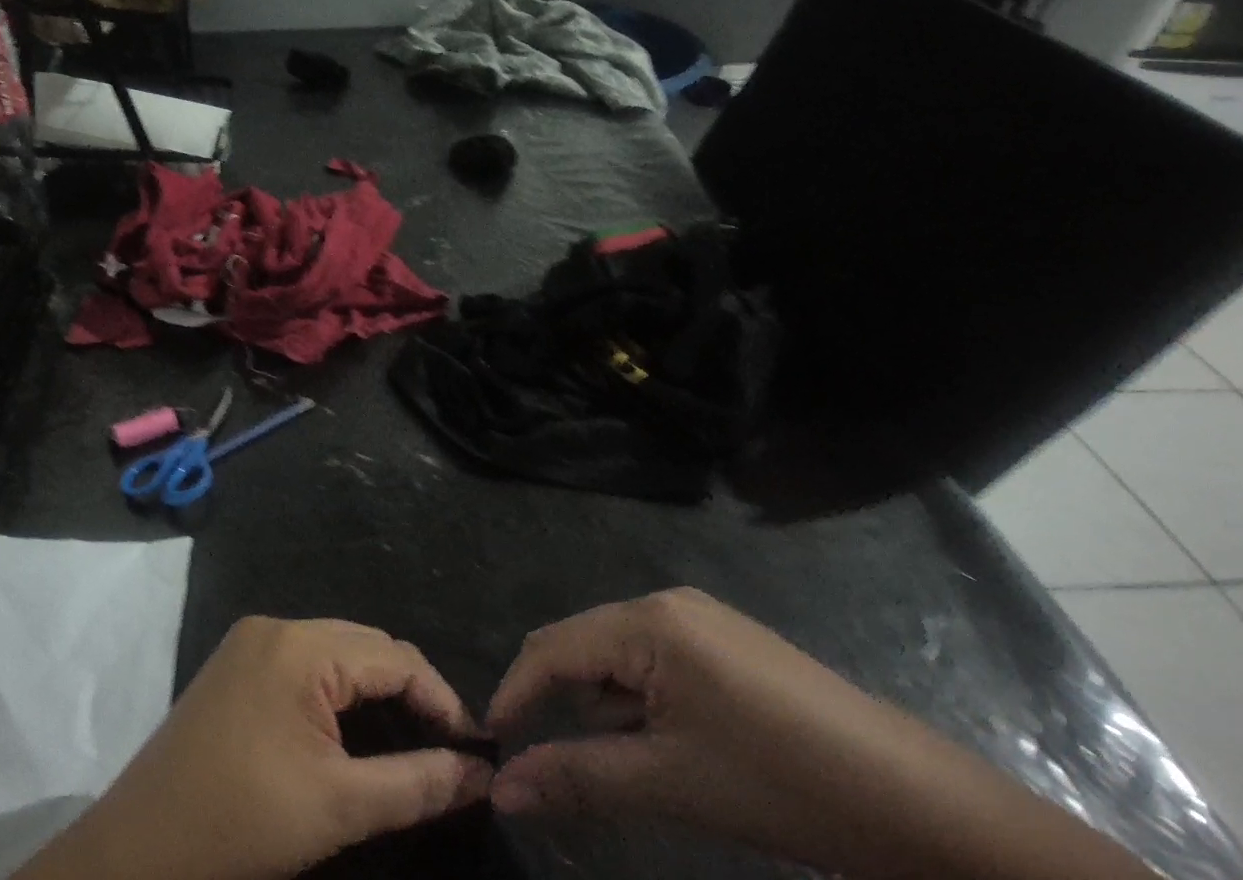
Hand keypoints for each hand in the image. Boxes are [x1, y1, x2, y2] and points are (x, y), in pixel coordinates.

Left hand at [14, 617, 492, 879]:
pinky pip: (303, 666)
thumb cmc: (241, 823)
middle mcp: (272, 628)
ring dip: (374, 694)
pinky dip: (337, 694)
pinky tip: (351, 734)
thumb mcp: (340, 806)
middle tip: (444, 750)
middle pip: (366, 648)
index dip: (442, 700)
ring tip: (407, 744)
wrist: (136, 851)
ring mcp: (247, 646)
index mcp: (299, 647)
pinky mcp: (233, 669)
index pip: (395, 657)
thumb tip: (482, 772)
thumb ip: (418, 783)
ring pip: (336, 655)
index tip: (473, 751)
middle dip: (410, 694)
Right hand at [487, 588, 1154, 879]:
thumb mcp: (665, 783)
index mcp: (649, 621)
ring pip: (622, 663)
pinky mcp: (733, 649)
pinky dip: (648, 709)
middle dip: (568, 707)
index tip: (492, 747)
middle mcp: (672, 605)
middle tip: (571, 768)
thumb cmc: (779, 781)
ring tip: (647, 768)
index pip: (551, 647)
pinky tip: (680, 750)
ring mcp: (708, 623)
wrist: (919, 804)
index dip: (514, 694)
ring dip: (613, 714)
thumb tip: (498, 789)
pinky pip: (660, 668)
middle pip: (584, 649)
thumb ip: (573, 776)